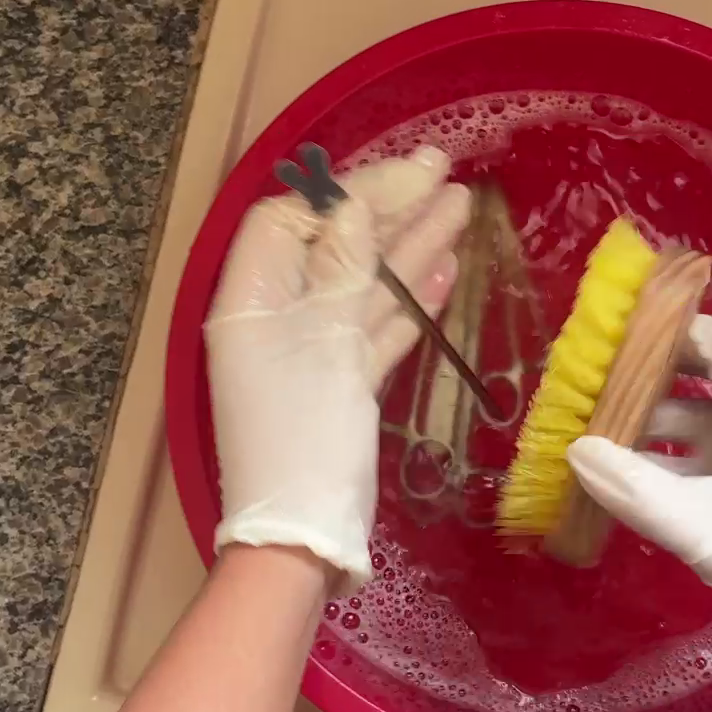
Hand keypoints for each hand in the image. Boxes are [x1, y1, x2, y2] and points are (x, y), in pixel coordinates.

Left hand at [207, 147, 470, 594]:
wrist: (304, 539)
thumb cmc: (304, 435)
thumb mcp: (323, 343)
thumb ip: (339, 271)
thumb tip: (352, 208)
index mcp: (251, 300)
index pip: (292, 221)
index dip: (344, 194)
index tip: (405, 177)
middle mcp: (277, 316)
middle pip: (333, 248)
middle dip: (388, 210)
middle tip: (445, 172)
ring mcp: (313, 349)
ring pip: (364, 286)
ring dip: (410, 248)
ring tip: (460, 205)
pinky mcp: (342, 380)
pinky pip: (377, 327)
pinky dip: (410, 301)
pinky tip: (447, 269)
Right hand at [566, 315, 711, 692]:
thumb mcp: (709, 528)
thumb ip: (636, 490)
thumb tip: (575, 450)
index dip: (683, 328)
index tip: (626, 327)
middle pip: (708, 385)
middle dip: (653, 380)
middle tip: (597, 378)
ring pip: (700, 432)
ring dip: (650, 430)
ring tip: (594, 433)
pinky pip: (700, 471)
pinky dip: (662, 469)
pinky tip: (623, 484)